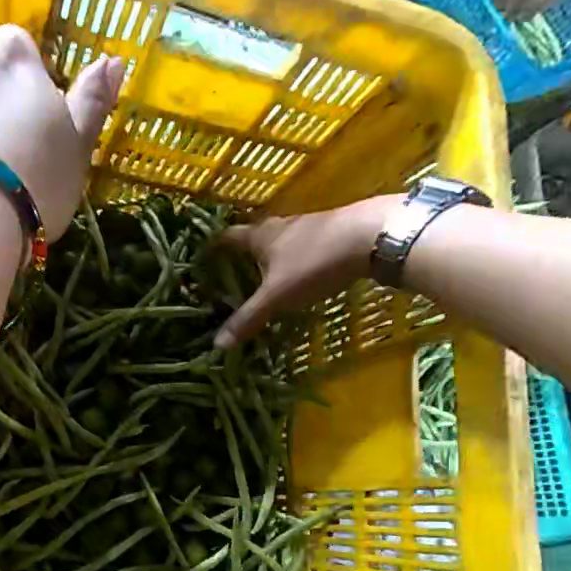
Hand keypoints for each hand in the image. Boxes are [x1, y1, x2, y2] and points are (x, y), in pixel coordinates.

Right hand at [213, 196, 397, 349]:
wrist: (371, 235)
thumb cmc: (314, 262)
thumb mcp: (277, 295)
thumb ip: (249, 318)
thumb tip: (217, 345)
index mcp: (258, 236)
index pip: (224, 237)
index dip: (210, 248)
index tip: (199, 262)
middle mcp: (278, 226)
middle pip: (251, 238)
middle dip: (239, 256)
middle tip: (227, 277)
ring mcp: (306, 227)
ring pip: (277, 243)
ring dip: (267, 258)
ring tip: (260, 279)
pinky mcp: (329, 233)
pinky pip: (300, 247)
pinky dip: (292, 261)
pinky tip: (297, 276)